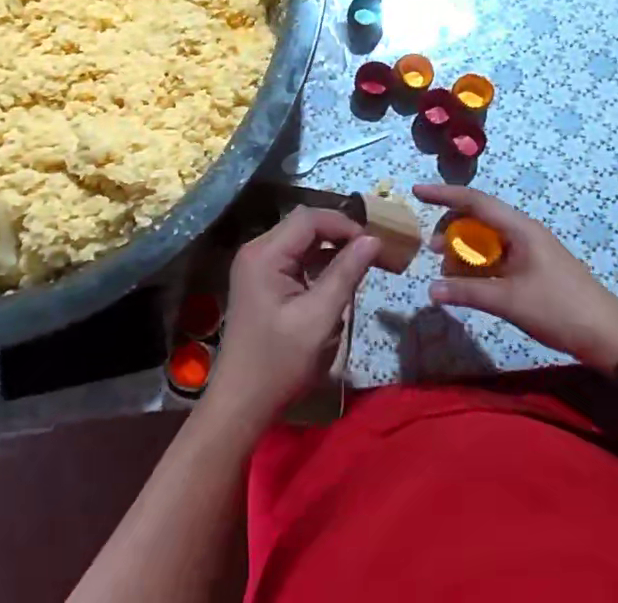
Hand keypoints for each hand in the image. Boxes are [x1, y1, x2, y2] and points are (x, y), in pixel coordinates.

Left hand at [202, 208, 379, 429]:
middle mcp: (256, 251)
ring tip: (362, 264)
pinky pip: (293, 259)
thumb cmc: (280, 361)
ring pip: (300, 241)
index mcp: (264, 254)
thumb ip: (346, 274)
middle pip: (303, 225)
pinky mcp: (261, 280)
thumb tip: (373, 239)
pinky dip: (317, 264)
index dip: (344, 224)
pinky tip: (338, 280)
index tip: (374, 244)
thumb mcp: (320, 318)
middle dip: (339, 234)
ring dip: (330, 249)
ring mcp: (256, 265)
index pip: (309, 219)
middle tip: (372, 253)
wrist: (242, 399)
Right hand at [414, 184, 617, 376]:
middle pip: (478, 218)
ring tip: (448, 270)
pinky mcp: (534, 268)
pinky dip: (478, 264)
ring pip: (487, 238)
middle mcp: (524, 232)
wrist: (609, 336)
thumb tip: (430, 290)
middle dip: (451, 229)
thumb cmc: (559, 310)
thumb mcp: (508, 301)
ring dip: (464, 250)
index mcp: (520, 229)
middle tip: (432, 250)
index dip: (444, 194)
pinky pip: (497, 255)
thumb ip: (466, 292)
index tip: (416, 191)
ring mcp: (530, 250)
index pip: (475, 201)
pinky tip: (469, 282)